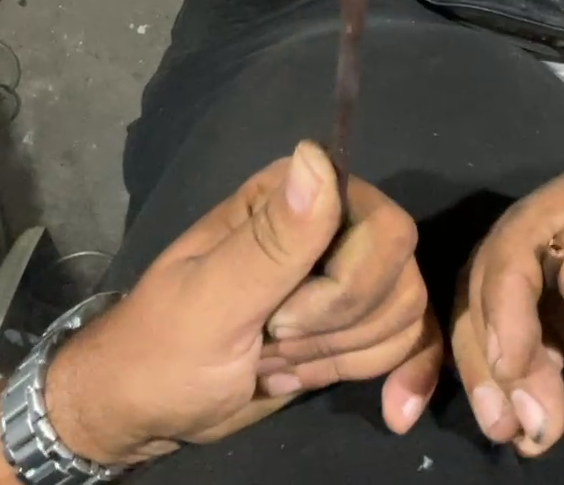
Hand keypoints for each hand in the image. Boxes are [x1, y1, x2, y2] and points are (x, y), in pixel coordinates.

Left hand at [46, 141, 441, 465]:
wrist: (152, 408)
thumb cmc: (165, 347)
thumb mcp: (212, 298)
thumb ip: (272, 238)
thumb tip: (316, 155)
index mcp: (293, 195)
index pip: (382, 225)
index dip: (346, 286)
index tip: (282, 320)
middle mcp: (332, 222)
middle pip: (399, 273)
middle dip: (340, 328)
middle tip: (272, 341)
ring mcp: (346, 272)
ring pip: (405, 309)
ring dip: (344, 356)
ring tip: (279, 360)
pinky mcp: (352, 320)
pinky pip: (411, 337)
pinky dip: (403, 374)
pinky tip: (392, 408)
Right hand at [451, 152, 563, 455]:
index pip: (528, 228)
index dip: (506, 291)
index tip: (510, 363)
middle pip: (495, 263)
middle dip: (492, 337)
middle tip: (512, 415)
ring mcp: (555, 255)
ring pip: (489, 297)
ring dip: (489, 362)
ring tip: (514, 426)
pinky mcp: (554, 300)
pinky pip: (508, 329)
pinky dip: (506, 373)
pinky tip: (526, 418)